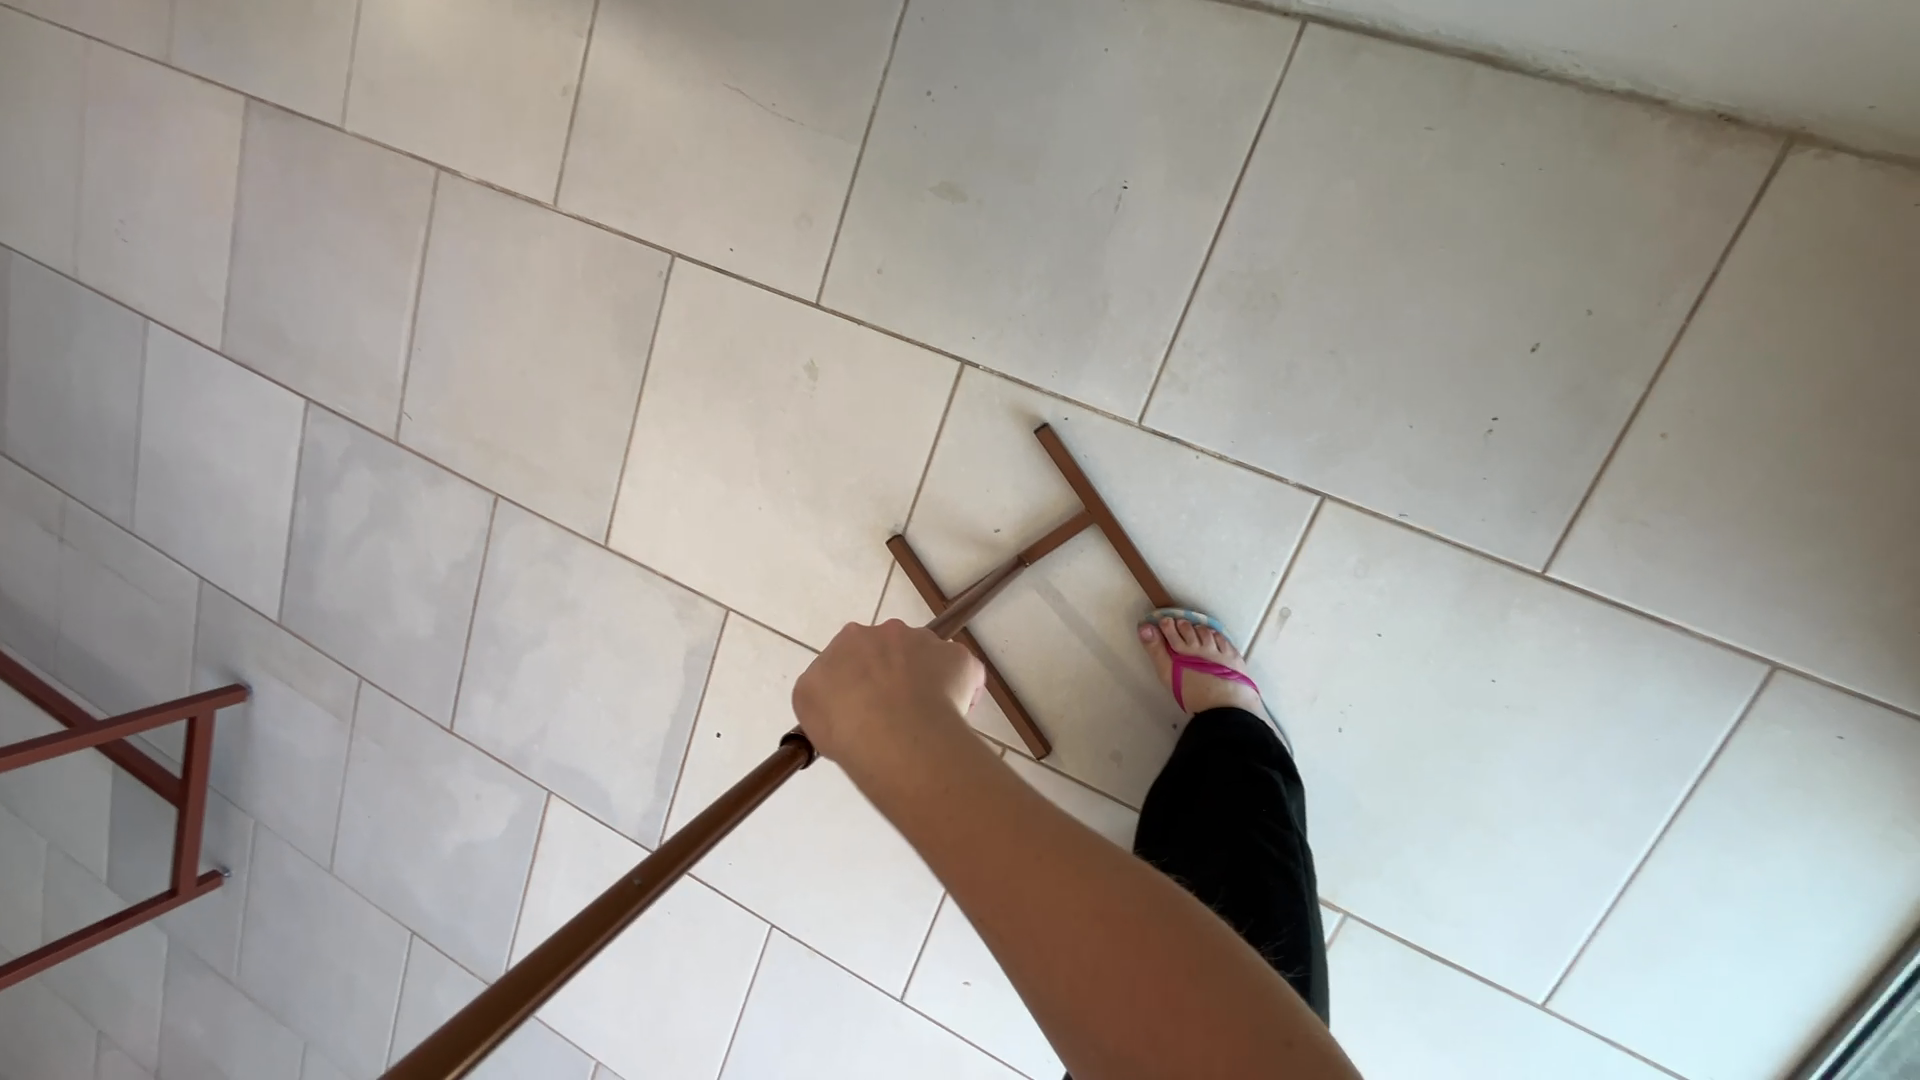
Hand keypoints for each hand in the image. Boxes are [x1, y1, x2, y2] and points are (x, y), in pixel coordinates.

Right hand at [792, 620, 983, 769]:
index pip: (856, 653)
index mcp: (851, 638)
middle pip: (893, 651)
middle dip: (893, 675)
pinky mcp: (960, 660)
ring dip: (927, 681)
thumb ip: (820, 687)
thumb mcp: (807, 703)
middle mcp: (890, 632)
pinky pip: (963, 673)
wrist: (892, 735)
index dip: (861, 681)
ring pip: (929, 660)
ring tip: (922, 720)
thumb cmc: (842, 723)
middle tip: (892, 712)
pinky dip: (961, 690)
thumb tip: (834, 693)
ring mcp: (928, 643)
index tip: (863, 704)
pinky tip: (951, 716)